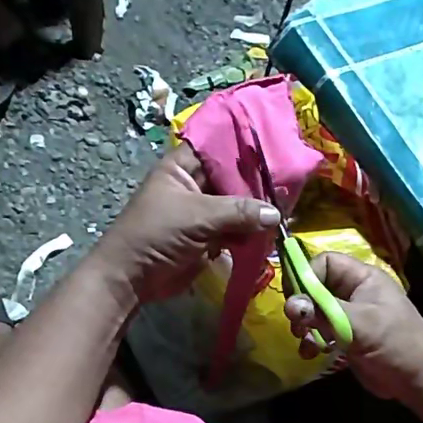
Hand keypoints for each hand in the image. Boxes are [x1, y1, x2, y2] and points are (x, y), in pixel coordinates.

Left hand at [91, 143, 280, 304]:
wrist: (131, 278)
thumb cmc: (156, 234)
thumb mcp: (197, 216)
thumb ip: (237, 211)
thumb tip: (275, 215)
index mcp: (182, 167)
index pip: (218, 146)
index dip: (243, 145)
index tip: (276, 144)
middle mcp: (194, 184)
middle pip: (232, 178)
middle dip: (257, 183)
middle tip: (291, 182)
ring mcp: (202, 212)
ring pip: (237, 205)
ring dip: (257, 211)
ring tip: (289, 208)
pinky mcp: (208, 236)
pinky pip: (235, 229)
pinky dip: (251, 232)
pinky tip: (273, 232)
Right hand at [285, 252, 422, 403]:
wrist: (420, 383)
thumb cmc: (396, 345)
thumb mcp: (359, 324)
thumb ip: (323, 312)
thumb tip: (290, 305)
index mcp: (363, 278)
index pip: (325, 262)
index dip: (307, 276)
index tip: (295, 298)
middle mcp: (355, 292)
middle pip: (316, 286)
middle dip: (302, 304)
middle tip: (296, 324)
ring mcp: (350, 314)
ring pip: (314, 310)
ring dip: (304, 325)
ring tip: (303, 340)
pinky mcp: (346, 336)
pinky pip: (320, 330)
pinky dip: (311, 340)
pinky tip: (310, 353)